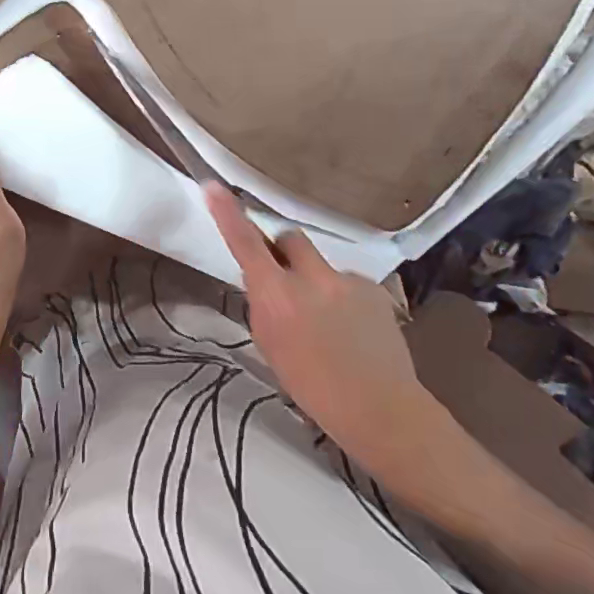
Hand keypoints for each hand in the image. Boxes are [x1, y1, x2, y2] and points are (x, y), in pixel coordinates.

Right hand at [203, 182, 425, 436]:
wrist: (378, 407)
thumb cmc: (309, 384)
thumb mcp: (269, 343)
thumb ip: (264, 305)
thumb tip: (265, 284)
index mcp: (276, 295)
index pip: (245, 244)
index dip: (228, 214)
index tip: (214, 187)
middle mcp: (311, 278)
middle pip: (290, 238)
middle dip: (282, 251)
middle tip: (284, 279)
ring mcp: (347, 280)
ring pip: (320, 265)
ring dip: (315, 281)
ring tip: (328, 322)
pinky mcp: (375, 289)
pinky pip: (347, 282)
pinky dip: (343, 298)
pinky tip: (352, 330)